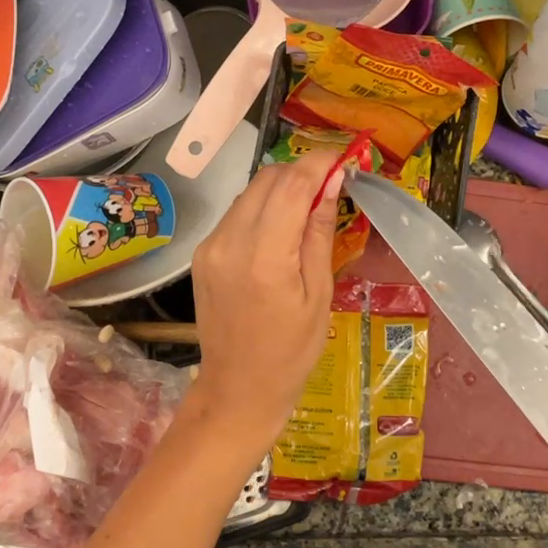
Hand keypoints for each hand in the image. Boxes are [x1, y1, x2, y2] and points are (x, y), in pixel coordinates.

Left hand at [189, 155, 343, 439]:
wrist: (237, 390)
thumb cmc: (291, 351)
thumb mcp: (319, 293)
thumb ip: (319, 231)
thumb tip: (332, 181)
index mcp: (264, 257)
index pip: (292, 185)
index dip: (320, 163)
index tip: (345, 157)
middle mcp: (230, 242)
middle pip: (268, 179)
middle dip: (302, 172)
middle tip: (332, 184)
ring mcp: (211, 245)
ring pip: (251, 191)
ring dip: (282, 188)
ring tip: (310, 206)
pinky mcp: (203, 252)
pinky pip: (237, 212)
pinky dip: (263, 207)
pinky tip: (281, 228)